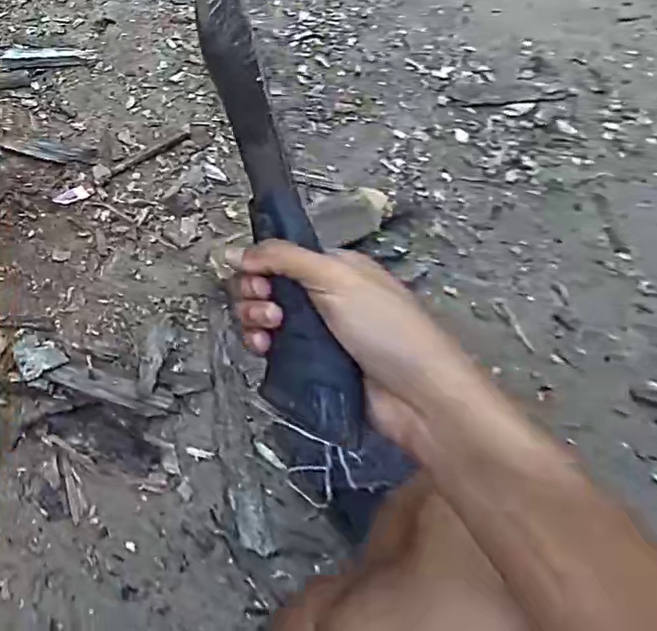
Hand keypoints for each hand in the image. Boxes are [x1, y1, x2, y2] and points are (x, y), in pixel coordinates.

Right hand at [227, 241, 489, 456]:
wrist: (424, 403)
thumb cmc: (390, 332)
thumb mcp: (338, 278)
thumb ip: (283, 257)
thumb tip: (232, 252)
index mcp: (334, 268)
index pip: (278, 255)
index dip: (259, 263)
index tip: (257, 276)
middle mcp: (321, 294)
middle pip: (262, 282)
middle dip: (252, 292)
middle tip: (267, 307)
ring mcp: (312, 329)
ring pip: (259, 311)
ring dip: (252, 316)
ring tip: (269, 329)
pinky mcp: (305, 359)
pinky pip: (265, 342)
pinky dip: (256, 341)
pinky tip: (262, 347)